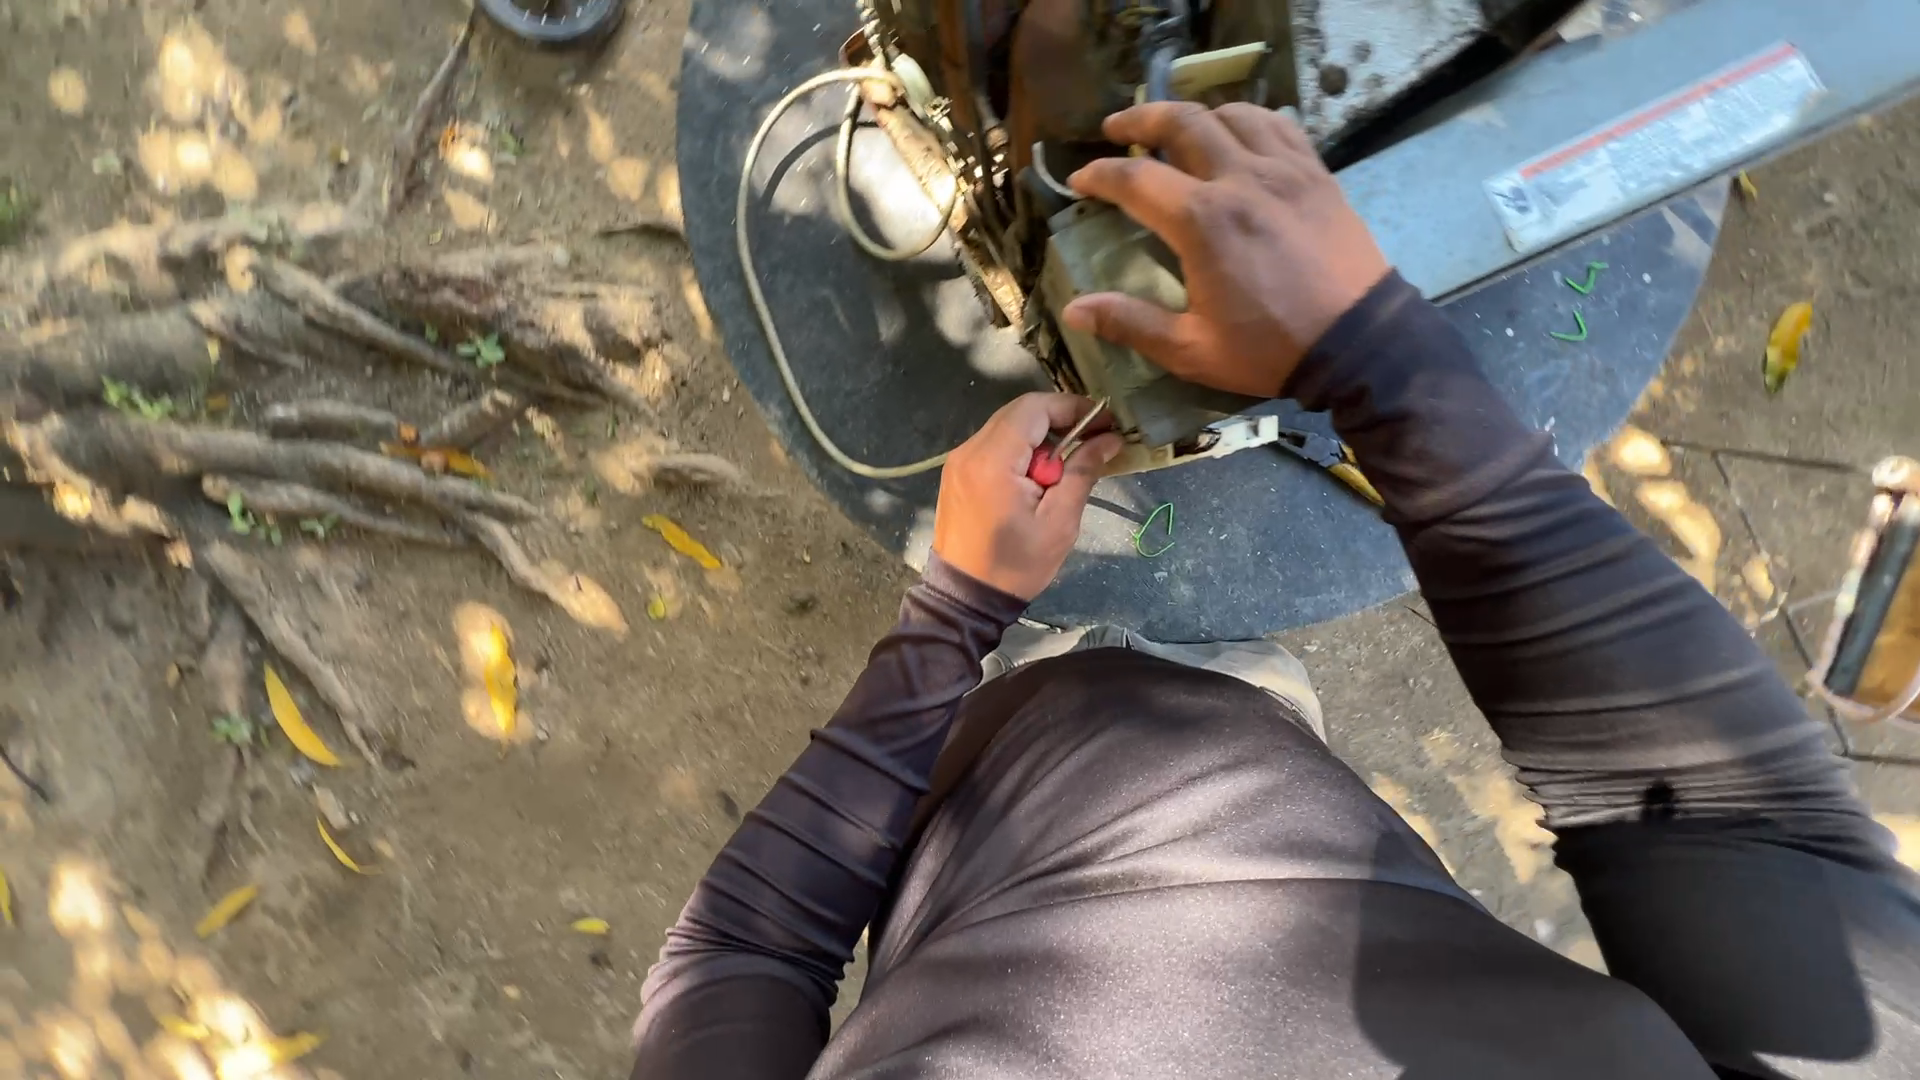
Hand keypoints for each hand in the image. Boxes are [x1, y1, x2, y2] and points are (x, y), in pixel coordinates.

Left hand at [932, 393, 1122, 599]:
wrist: (965, 596)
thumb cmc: (1015, 565)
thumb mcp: (1058, 522)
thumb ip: (1082, 472)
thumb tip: (1108, 439)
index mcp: (992, 460)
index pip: (1034, 408)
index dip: (1072, 407)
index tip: (1103, 423)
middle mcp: (969, 451)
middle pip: (1019, 413)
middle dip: (1059, 421)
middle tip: (1093, 442)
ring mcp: (958, 461)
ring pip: (1007, 427)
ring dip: (1041, 438)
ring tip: (1067, 467)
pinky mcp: (957, 473)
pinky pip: (994, 446)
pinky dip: (1021, 451)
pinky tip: (1039, 478)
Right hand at [1061, 103, 1389, 397]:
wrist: (1357, 343)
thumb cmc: (1267, 349)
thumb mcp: (1189, 349)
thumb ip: (1130, 323)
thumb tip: (1074, 310)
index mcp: (1203, 222)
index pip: (1137, 179)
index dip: (1100, 175)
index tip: (1080, 180)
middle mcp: (1241, 179)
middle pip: (1183, 122)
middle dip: (1141, 119)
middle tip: (1116, 128)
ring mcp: (1285, 170)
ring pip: (1232, 114)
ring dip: (1195, 115)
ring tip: (1175, 130)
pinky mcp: (1316, 174)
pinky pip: (1278, 126)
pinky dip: (1247, 120)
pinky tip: (1237, 135)